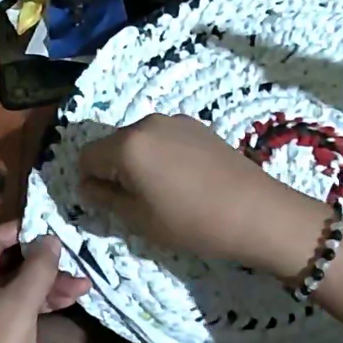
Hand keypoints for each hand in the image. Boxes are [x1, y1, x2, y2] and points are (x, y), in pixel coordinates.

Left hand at [0, 221, 89, 342]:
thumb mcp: (19, 304)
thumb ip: (38, 267)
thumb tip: (53, 237)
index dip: (21, 230)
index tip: (51, 222)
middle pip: (9, 260)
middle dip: (42, 259)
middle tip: (72, 250)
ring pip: (23, 282)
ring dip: (51, 280)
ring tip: (83, 280)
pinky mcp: (6, 324)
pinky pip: (28, 300)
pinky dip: (48, 297)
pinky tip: (76, 293)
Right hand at [78, 114, 327, 278]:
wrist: (256, 212)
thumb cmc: (191, 222)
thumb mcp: (139, 219)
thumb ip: (105, 198)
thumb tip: (86, 186)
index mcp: (127, 145)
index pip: (86, 157)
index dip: (90, 182)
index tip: (109, 203)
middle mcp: (146, 123)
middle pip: (111, 144)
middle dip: (114, 170)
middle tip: (138, 201)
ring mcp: (174, 120)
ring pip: (138, 140)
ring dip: (139, 162)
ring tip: (165, 191)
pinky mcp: (196, 125)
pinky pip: (162, 138)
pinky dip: (161, 155)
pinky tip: (185, 179)